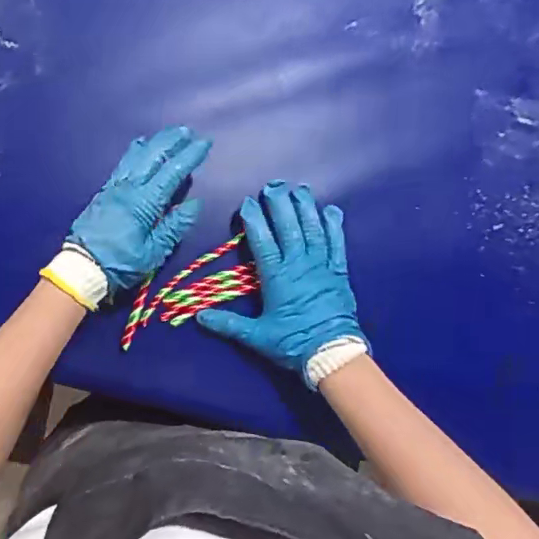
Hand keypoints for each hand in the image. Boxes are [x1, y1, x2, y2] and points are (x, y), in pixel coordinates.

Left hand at [65, 126, 210, 295]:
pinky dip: (136, 153)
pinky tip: (140, 149)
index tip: (204, 142)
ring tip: (167, 135)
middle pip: (152, 155)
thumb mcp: (153, 252)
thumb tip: (193, 204)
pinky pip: (122, 164)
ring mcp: (113, 188)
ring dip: (154, 143)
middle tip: (187, 131)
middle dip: (172, 140)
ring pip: (135, 156)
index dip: (189, 155)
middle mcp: (128, 188)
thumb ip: (174, 227)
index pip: (172, 171)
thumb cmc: (120, 264)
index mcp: (144, 202)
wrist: (81, 267)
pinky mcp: (102, 193)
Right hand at [197, 181, 365, 382]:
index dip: (254, 220)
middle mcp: (299, 265)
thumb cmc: (292, 343)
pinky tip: (331, 210)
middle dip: (280, 204)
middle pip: (289, 227)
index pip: (263, 241)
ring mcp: (322, 266)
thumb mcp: (256, 336)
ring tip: (299, 189)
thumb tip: (199, 317)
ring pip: (313, 229)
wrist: (332, 353)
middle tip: (273, 186)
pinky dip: (334, 225)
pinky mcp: (339, 272)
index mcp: (277, 277)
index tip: (248, 202)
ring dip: (305, 207)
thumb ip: (227, 324)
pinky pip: (337, 243)